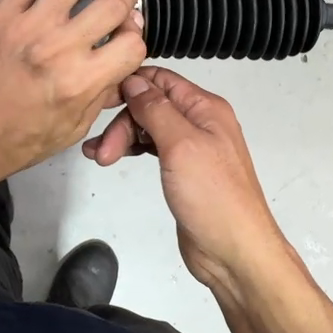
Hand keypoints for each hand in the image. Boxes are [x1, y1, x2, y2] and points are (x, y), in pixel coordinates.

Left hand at [0, 0, 146, 189]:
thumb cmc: (13, 141)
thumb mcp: (71, 129)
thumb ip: (101, 94)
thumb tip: (121, 66)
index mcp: (80, 83)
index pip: (131, 44)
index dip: (137, 35)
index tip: (131, 31)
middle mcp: (58, 49)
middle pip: (111, 5)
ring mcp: (27, 27)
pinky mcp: (1, 14)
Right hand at [84, 67, 287, 295]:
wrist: (235, 253)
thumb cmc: (211, 195)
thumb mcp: (181, 145)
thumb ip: (155, 109)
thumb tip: (133, 79)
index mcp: (205, 108)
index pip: (160, 79)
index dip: (129, 83)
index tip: (100, 99)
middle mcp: (199, 122)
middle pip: (151, 105)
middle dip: (122, 121)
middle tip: (100, 151)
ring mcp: (191, 147)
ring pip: (148, 127)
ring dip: (121, 137)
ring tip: (97, 157)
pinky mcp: (182, 171)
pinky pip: (152, 149)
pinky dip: (131, 150)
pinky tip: (110, 158)